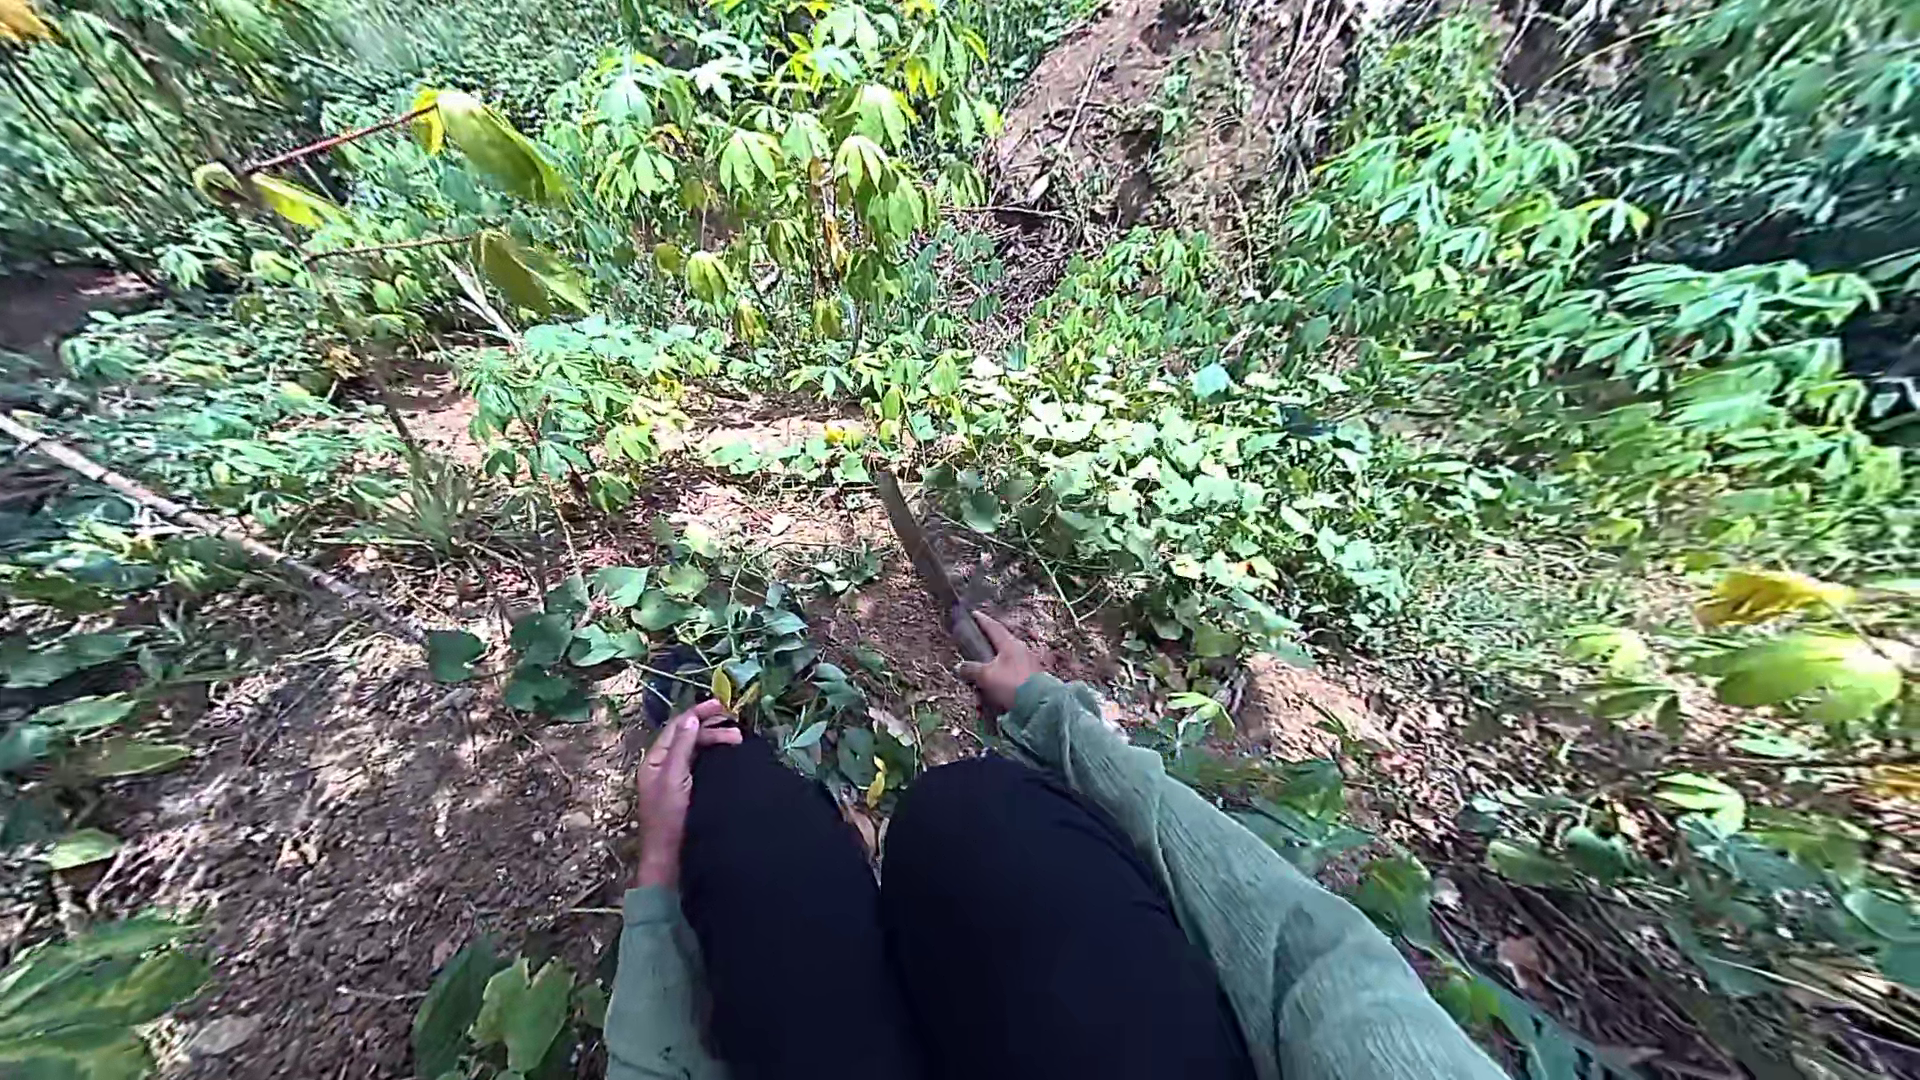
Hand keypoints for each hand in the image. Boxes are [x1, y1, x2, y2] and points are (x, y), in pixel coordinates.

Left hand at [633, 698, 740, 889]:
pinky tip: (731, 755)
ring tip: (738, 742)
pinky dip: (717, 753)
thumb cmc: (669, 819)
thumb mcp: (673, 779)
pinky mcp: (689, 788)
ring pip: (698, 748)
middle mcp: (664, 765)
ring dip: (717, 740)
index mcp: (655, 760)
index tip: (722, 704)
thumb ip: (682, 747)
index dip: (698, 712)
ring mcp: (677, 777)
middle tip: (737, 731)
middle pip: (689, 735)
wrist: (671, 858)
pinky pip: (703, 761)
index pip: (678, 727)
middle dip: (712, 728)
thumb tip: (692, 717)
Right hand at [955, 611, 1043, 713]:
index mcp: (1010, 644)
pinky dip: (997, 694)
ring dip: (988, 685)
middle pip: (996, 652)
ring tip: (981, 702)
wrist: (1041, 706)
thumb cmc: (1013, 684)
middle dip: (981, 664)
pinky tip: (992, 707)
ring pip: (1000, 672)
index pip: (993, 627)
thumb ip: (971, 670)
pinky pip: (1008, 685)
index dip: (982, 621)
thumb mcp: (986, 676)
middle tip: (972, 671)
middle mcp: (1020, 652)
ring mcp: (1026, 667)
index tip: (974, 615)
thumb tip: (961, 667)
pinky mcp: (1030, 682)